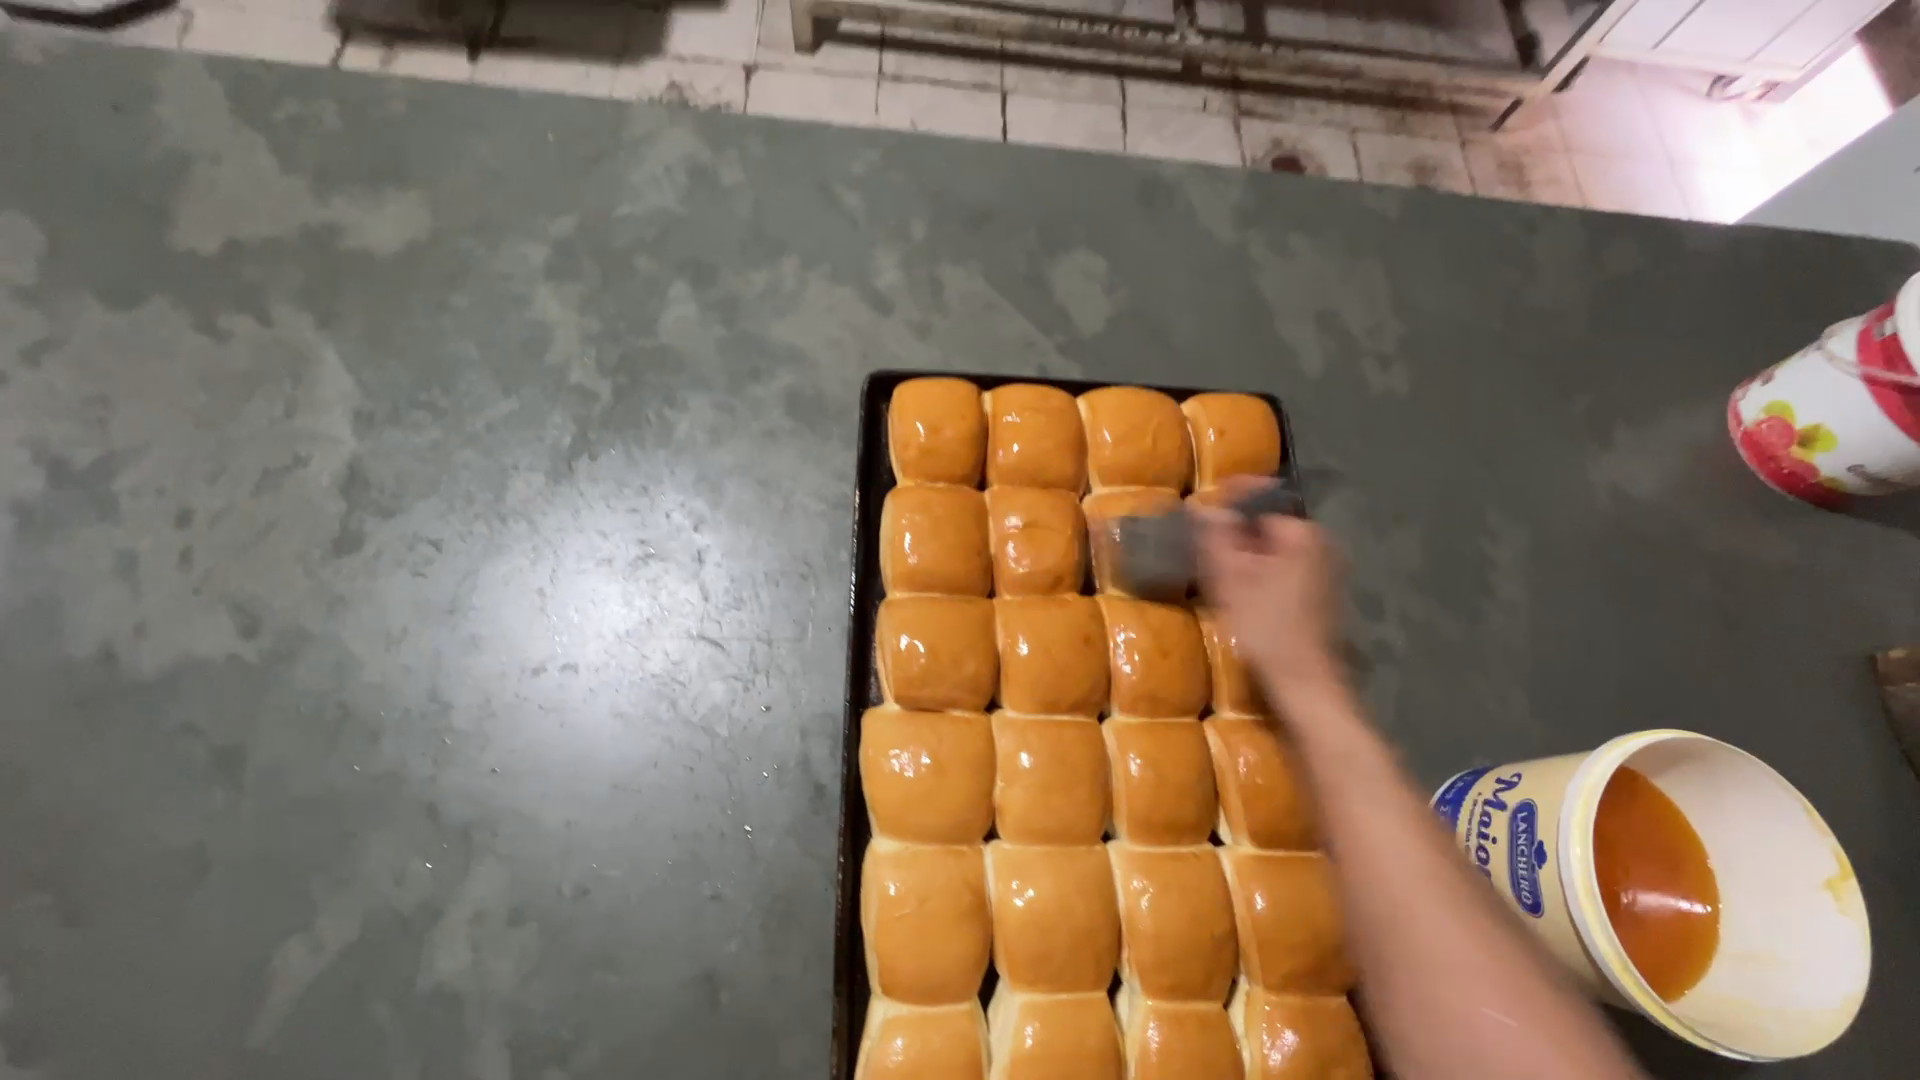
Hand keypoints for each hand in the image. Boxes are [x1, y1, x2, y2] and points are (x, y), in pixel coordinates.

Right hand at [1194, 484, 1345, 703]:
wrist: (1303, 682)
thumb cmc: (1266, 628)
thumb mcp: (1230, 579)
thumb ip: (1216, 537)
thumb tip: (1202, 505)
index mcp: (1303, 533)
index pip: (1260, 499)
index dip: (1228, 501)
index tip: (1199, 509)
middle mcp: (1320, 544)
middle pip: (1266, 528)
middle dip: (1235, 537)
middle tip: (1206, 553)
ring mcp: (1325, 570)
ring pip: (1272, 551)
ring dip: (1246, 558)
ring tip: (1219, 575)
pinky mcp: (1320, 595)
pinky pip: (1282, 571)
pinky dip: (1261, 576)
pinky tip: (1242, 596)